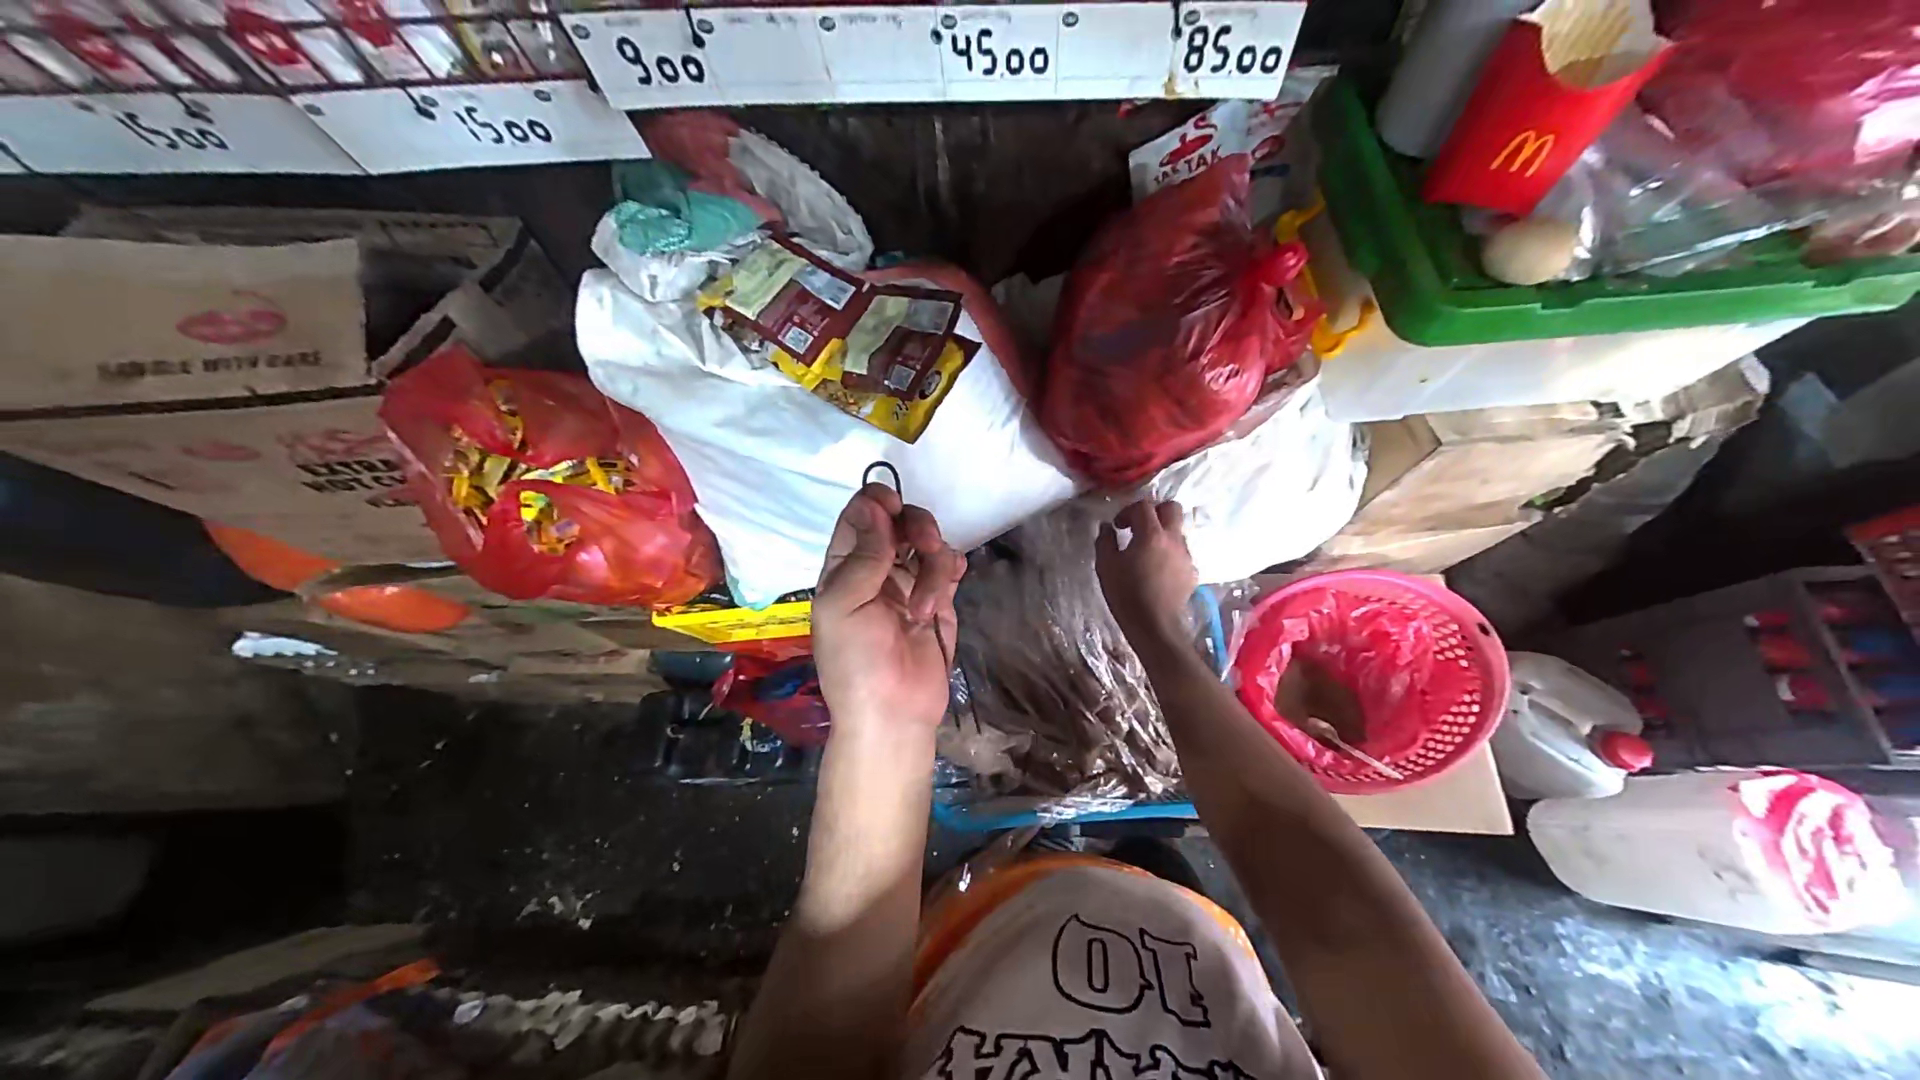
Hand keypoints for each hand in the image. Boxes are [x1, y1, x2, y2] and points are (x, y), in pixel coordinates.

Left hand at [813, 483, 966, 734]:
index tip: (894, 507)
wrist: (892, 713)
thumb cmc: (856, 662)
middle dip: (916, 526)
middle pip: (900, 521)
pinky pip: (948, 567)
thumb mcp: (844, 606)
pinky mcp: (939, 600)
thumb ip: (863, 555)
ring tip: (927, 607)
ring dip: (933, 566)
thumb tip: (873, 504)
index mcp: (844, 567)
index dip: (877, 502)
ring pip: (928, 543)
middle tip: (925, 543)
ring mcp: (909, 584)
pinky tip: (951, 583)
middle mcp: (877, 569)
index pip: (860, 515)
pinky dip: (952, 567)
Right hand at [1096, 499, 1198, 654]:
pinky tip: (1157, 570)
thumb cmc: (1126, 594)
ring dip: (1163, 533)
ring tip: (1147, 551)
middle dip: (1155, 511)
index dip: (1128, 511)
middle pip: (1172, 508)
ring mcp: (1186, 556)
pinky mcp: (1192, 572)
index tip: (1118, 526)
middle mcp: (1174, 539)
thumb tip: (1107, 527)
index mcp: (1151, 534)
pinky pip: (1181, 552)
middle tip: (1139, 526)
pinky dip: (1170, 553)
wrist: (1155, 626)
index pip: (1144, 506)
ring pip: (1178, 531)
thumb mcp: (1106, 566)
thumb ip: (1105, 541)